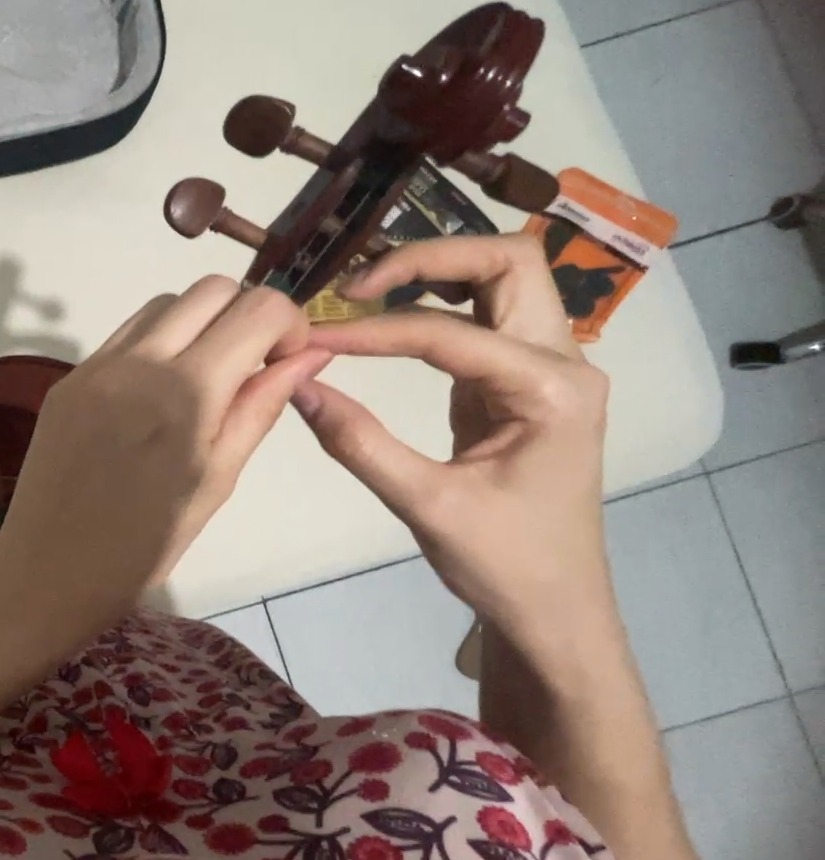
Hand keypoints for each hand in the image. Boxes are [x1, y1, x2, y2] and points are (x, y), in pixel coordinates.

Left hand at [0, 279, 329, 622]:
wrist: (48, 569)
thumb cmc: (143, 545)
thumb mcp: (217, 481)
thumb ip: (259, 408)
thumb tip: (310, 356)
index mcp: (185, 391)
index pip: (258, 308)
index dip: (290, 325)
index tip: (287, 363)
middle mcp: (136, 362)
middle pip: (209, 290)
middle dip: (245, 314)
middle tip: (249, 367)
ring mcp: (93, 368)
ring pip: (161, 306)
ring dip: (197, 323)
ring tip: (202, 380)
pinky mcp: (65, 381)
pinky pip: (121, 337)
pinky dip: (154, 344)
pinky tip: (155, 393)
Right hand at [294, 234, 614, 648]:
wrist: (552, 602)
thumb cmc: (502, 560)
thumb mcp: (425, 504)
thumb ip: (359, 442)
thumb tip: (298, 388)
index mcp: (553, 390)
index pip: (448, 333)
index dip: (373, 332)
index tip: (312, 339)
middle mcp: (561, 363)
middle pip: (508, 264)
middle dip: (428, 258)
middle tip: (354, 286)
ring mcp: (543, 369)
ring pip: (501, 280)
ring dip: (434, 271)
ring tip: (363, 292)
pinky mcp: (517, 382)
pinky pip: (479, 320)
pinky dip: (431, 305)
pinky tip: (383, 321)